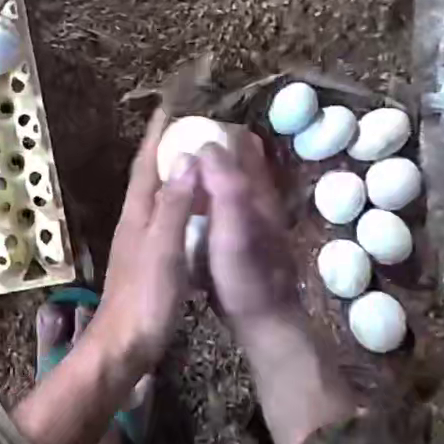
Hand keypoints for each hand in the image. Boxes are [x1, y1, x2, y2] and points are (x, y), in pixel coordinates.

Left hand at [86, 112, 200, 377]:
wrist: (125, 344)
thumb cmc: (145, 297)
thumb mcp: (163, 248)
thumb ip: (174, 205)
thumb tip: (188, 158)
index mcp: (136, 214)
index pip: (146, 165)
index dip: (157, 136)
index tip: (170, 108)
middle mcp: (135, 222)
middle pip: (151, 177)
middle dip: (167, 151)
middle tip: (193, 129)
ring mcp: (140, 242)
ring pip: (159, 199)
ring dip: (176, 177)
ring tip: (200, 162)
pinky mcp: (150, 261)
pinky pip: (168, 221)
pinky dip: (184, 207)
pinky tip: (199, 213)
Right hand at [195, 133, 357, 443]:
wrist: (263, 322)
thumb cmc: (245, 276)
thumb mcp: (233, 231)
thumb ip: (225, 188)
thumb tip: (208, 146)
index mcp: (256, 193)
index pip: (243, 145)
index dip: (218, 129)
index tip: (187, 121)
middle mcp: (259, 200)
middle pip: (239, 159)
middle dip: (213, 144)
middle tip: (179, 139)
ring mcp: (252, 219)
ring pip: (231, 179)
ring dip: (210, 166)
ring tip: (181, 162)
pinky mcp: (242, 238)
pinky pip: (224, 202)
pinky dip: (209, 191)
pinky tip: (192, 200)